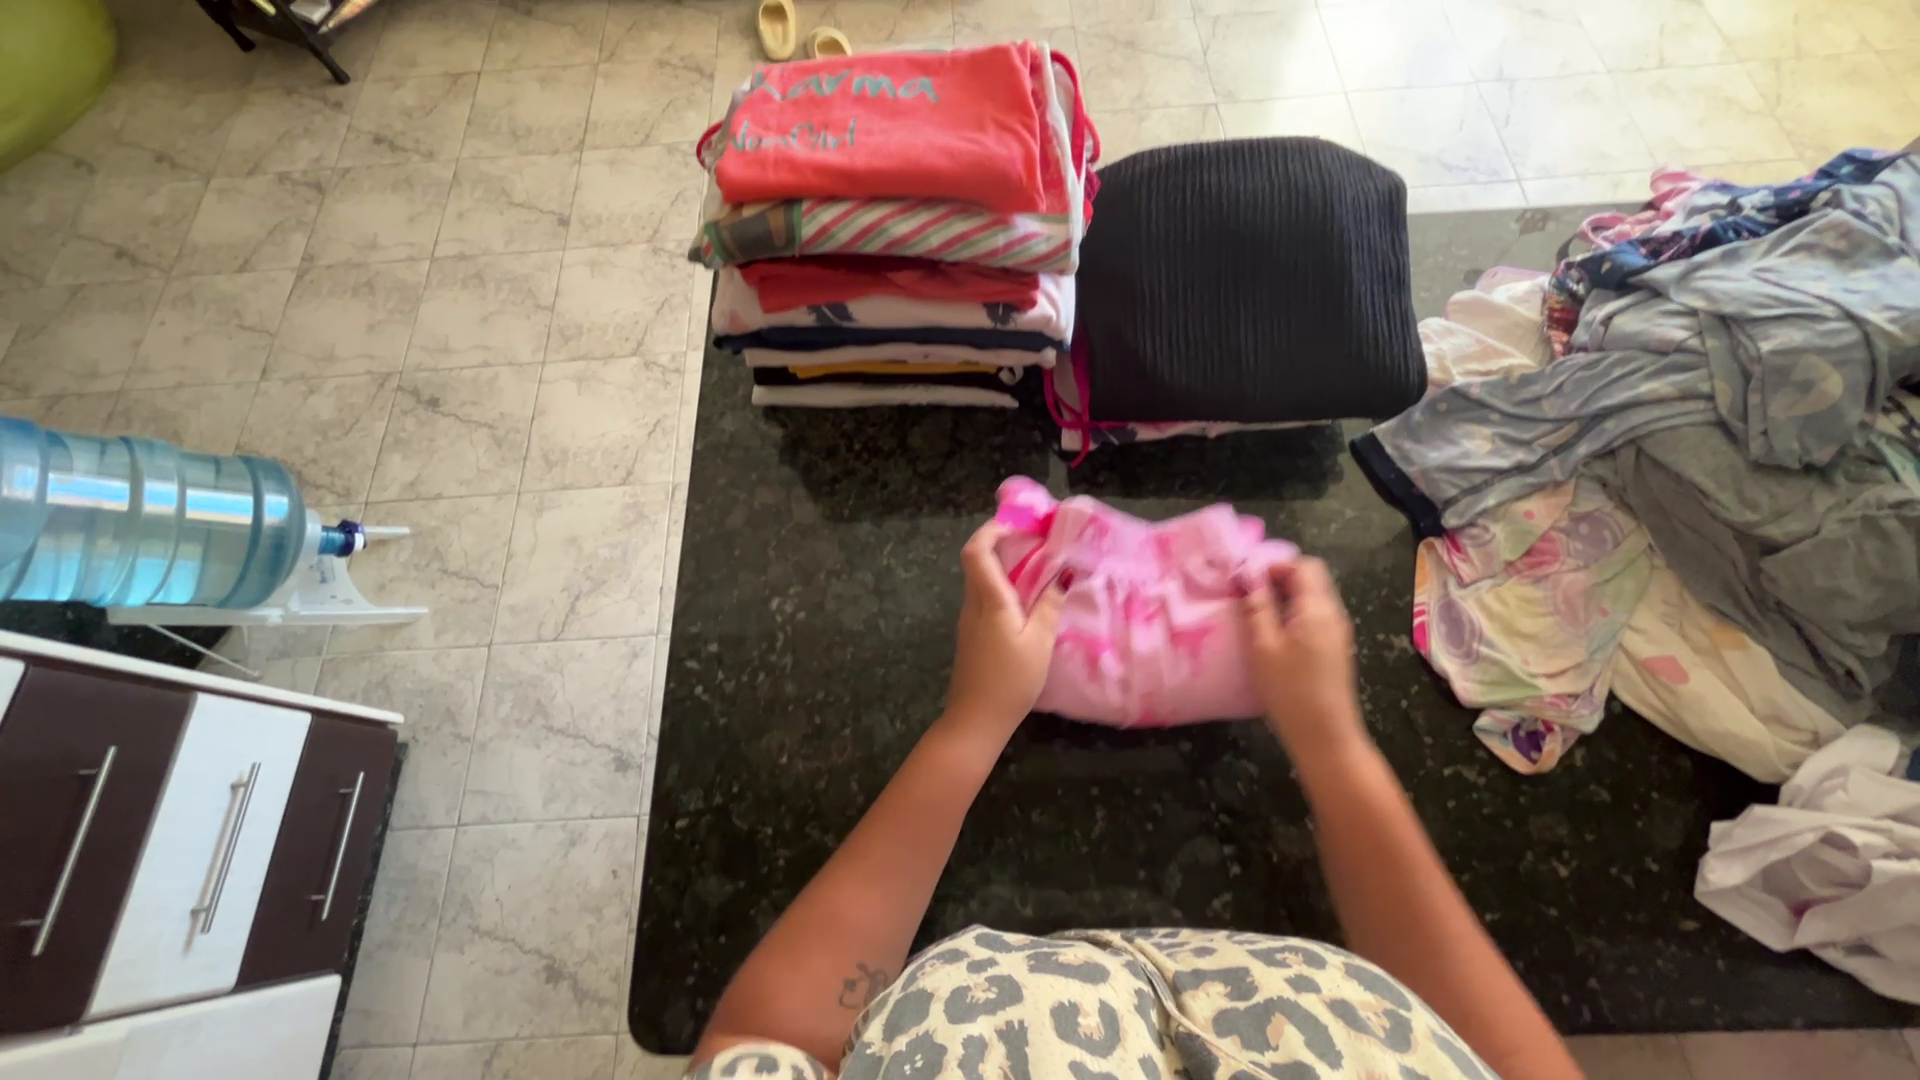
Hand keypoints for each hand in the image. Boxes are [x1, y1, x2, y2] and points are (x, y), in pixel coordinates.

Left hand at [944, 522, 1066, 736]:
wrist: (975, 721)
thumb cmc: (1009, 682)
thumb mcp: (1039, 644)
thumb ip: (1049, 606)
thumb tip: (1062, 573)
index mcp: (989, 600)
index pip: (977, 550)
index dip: (993, 530)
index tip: (1020, 524)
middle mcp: (973, 604)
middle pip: (977, 560)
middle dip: (1003, 542)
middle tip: (1036, 541)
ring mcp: (969, 620)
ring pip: (981, 579)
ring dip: (1004, 565)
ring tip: (1038, 566)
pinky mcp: (972, 634)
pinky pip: (985, 597)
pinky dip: (1003, 586)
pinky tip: (1026, 598)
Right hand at [1239, 557, 1366, 758]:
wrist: (1325, 735)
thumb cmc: (1289, 689)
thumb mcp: (1263, 646)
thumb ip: (1257, 608)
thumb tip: (1248, 577)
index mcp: (1318, 609)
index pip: (1304, 566)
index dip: (1274, 565)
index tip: (1246, 580)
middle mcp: (1334, 615)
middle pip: (1311, 579)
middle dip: (1278, 579)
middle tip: (1247, 595)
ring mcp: (1337, 633)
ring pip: (1312, 599)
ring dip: (1284, 598)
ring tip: (1255, 614)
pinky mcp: (1334, 649)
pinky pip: (1314, 617)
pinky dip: (1292, 615)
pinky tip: (1272, 634)